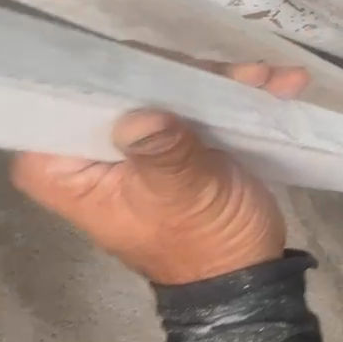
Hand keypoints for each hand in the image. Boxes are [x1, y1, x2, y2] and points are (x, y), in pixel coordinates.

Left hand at [11, 62, 310, 285]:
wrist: (244, 271)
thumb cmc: (203, 241)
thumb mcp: (184, 197)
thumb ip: (165, 154)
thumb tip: (144, 118)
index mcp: (61, 163)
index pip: (79, 96)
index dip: (129, 74)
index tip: (182, 70)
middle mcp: (89, 145)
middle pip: (133, 85)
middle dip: (193, 75)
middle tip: (243, 76)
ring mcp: (137, 142)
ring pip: (173, 89)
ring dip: (227, 81)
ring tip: (271, 78)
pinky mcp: (177, 141)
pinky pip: (202, 105)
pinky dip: (241, 94)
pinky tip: (281, 85)